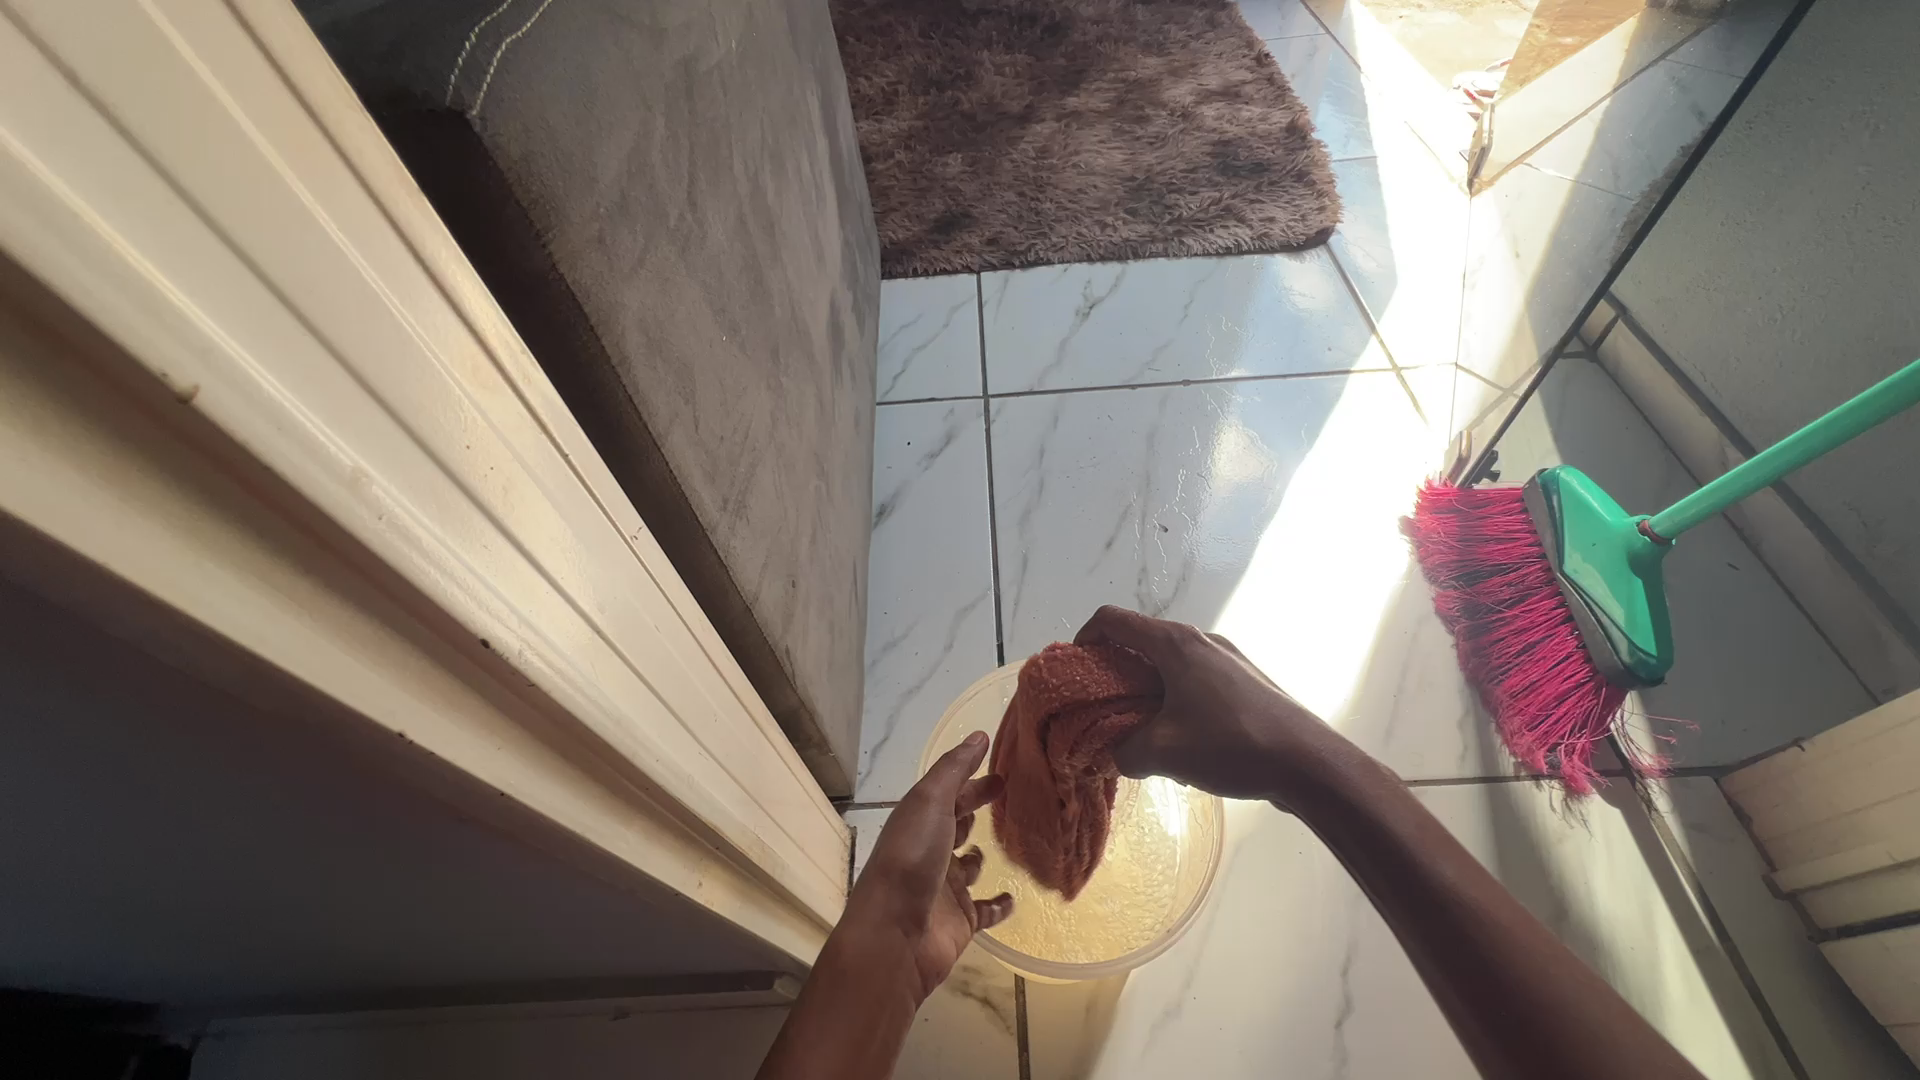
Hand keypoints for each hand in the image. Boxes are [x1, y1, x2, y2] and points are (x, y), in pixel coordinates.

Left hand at [839, 731, 1014, 1001]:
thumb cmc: (911, 857)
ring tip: (1014, 843)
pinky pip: (985, 909)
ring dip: (982, 856)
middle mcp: (930, 849)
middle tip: (1011, 796)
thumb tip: (979, 735)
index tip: (1002, 769)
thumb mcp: (931, 801)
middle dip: (977, 809)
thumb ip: (955, 768)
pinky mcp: (960, 921)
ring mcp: (944, 887)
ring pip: (969, 866)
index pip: (949, 792)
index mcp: (919, 819)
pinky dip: (999, 904)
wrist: (894, 934)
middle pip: (957, 824)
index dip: (972, 779)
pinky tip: (1014, 896)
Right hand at [1075, 605, 1379, 807]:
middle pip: (1140, 641)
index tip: (1076, 672)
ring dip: (1147, 690)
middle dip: (1114, 672)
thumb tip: (1115, 753)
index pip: (1112, 620)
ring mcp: (1228, 659)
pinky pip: (1195, 680)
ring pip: (1169, 664)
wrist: (1311, 764)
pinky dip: (1175, 699)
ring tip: (1144, 730)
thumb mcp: (1163, 753)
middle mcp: (1201, 641)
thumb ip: (1123, 751)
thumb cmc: (1232, 745)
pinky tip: (1185, 740)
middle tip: (1104, 707)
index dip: (1084, 639)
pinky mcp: (1246, 682)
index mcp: (1175, 644)